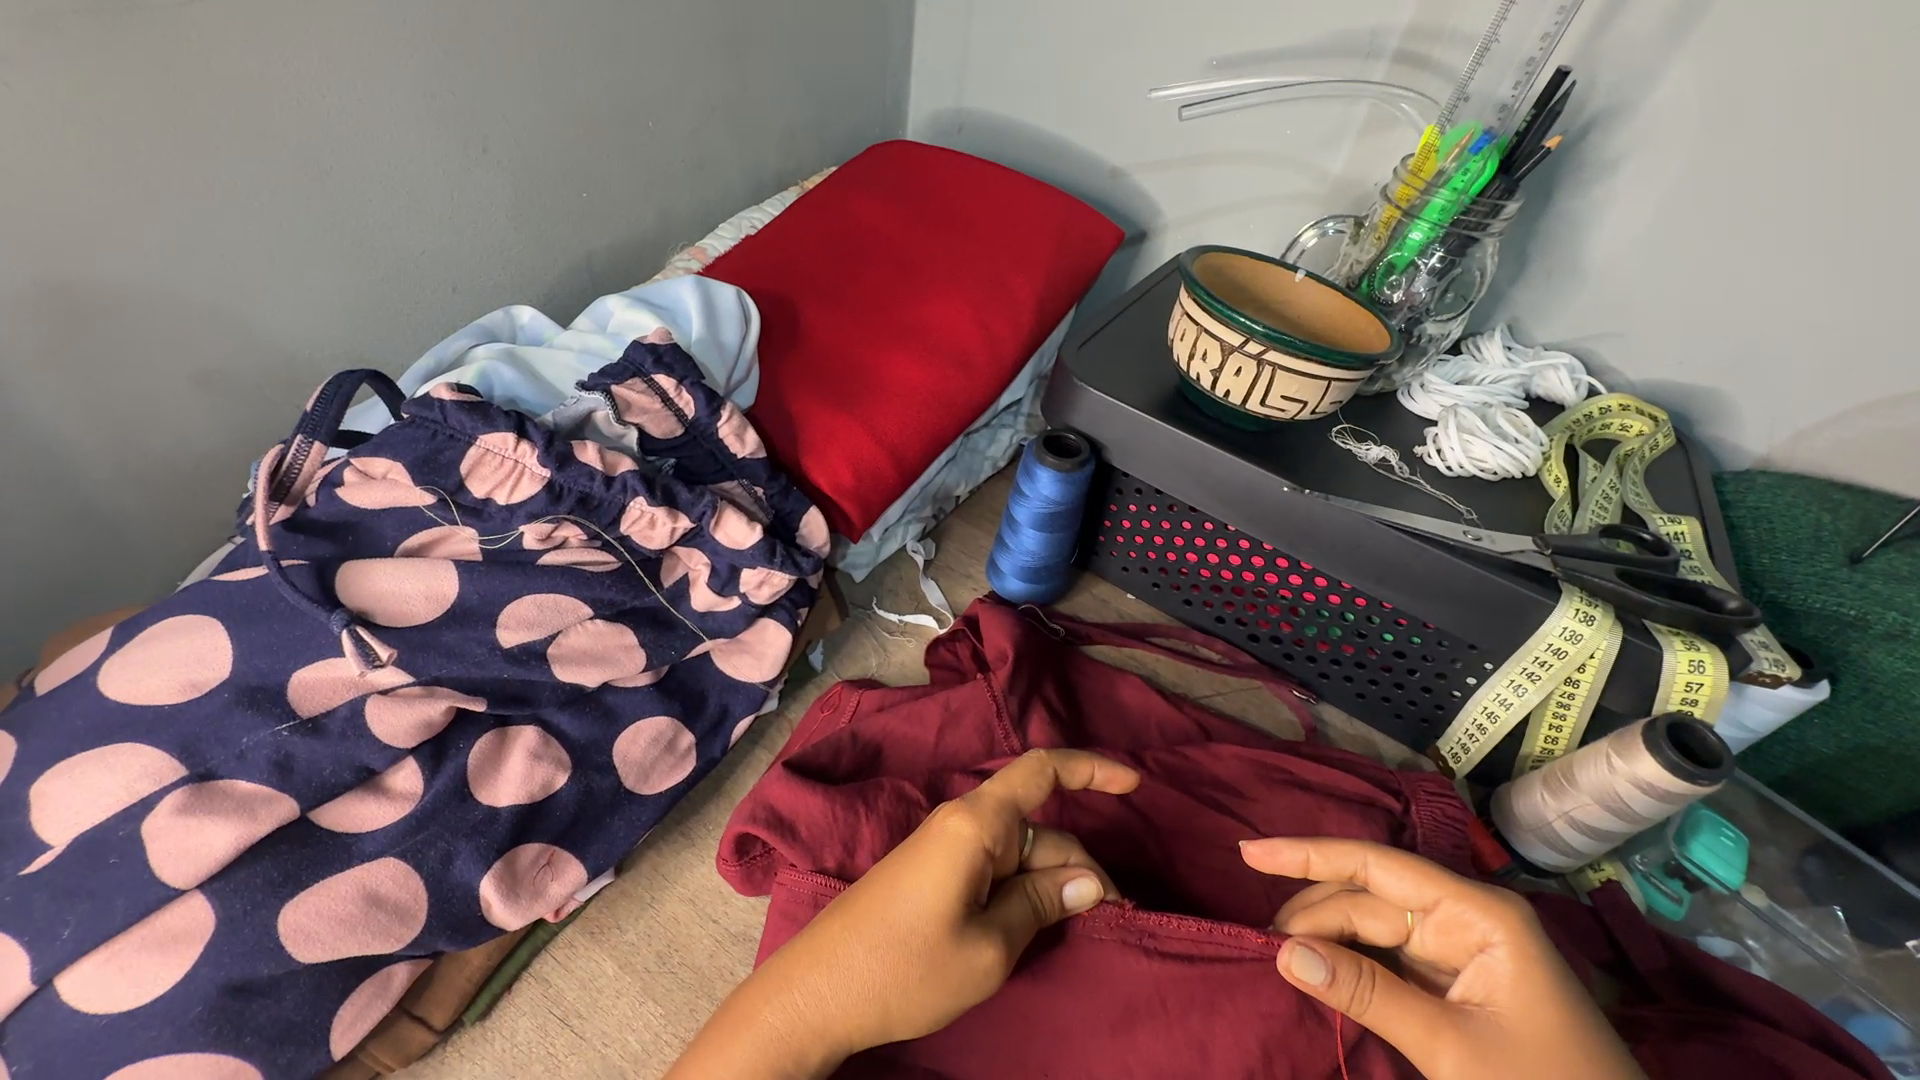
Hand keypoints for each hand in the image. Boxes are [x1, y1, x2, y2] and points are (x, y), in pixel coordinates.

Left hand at [668, 749, 1139, 1078]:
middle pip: (1038, 828)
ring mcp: (945, 849)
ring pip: (1018, 853)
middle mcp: (962, 823)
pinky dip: (1024, 891)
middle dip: (1080, 867)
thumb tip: (1090, 881)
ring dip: (1053, 885)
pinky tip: (1040, 924)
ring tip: (1082, 932)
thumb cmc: (905, 968)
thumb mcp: (989, 948)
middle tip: (1114, 920)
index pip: (1041, 771)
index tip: (1134, 785)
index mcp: (975, 823)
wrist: (817, 993)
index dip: (1091, 770)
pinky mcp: (934, 874)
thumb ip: (1042, 903)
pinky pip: (993, 869)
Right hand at [1242, 837, 1645, 1079]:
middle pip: (1367, 898)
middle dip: (1312, 915)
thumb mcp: (1453, 1050)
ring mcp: (1459, 951)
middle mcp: (1464, 918)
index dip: (1307, 855)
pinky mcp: (1454, 985)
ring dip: (1325, 941)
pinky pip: (1386, 960)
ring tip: (1277, 959)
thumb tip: (1281, 953)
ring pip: (1371, 928)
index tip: (1248, 852)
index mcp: (1477, 913)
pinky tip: (1315, 971)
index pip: (1376, 866)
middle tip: (1259, 945)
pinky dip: (1348, 966)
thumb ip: (1366, 993)